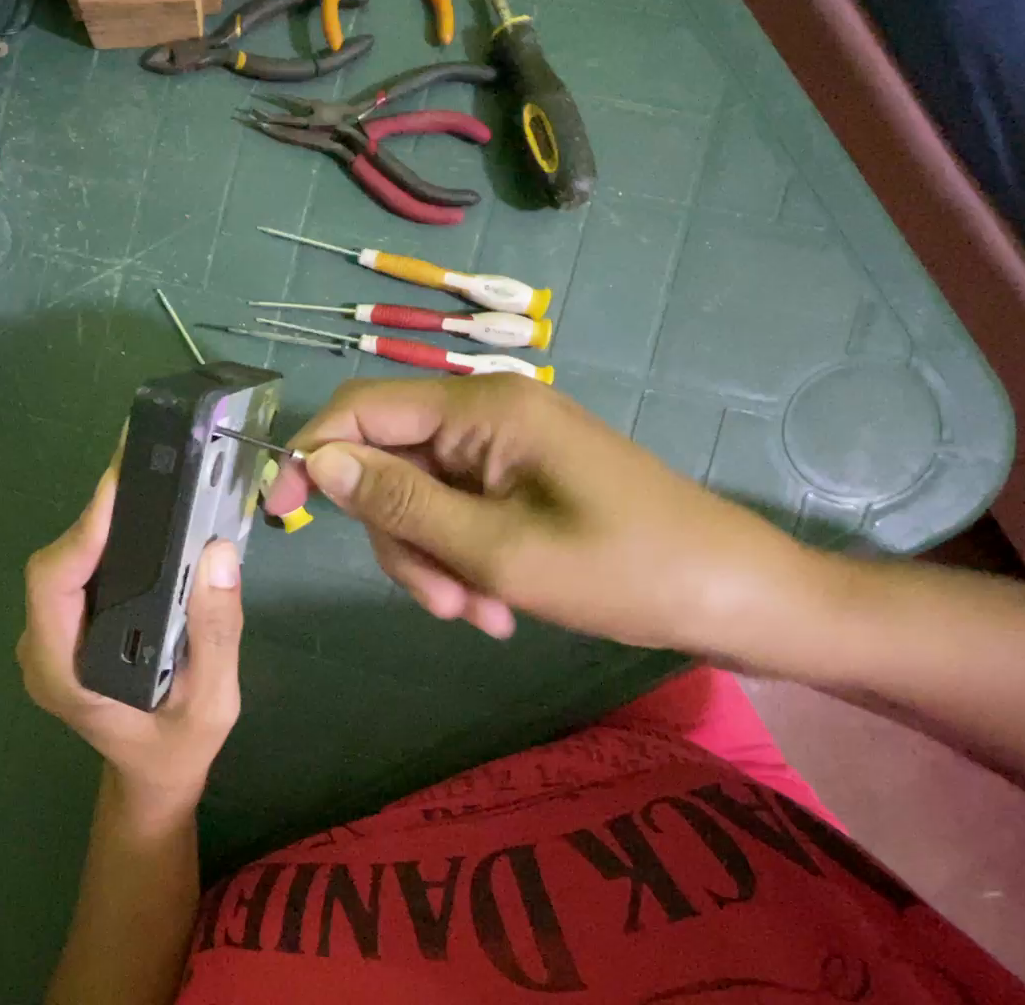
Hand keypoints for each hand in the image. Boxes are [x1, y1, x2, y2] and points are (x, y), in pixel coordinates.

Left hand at [19, 459, 244, 809]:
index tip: (119, 490)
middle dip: (97, 518)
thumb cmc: (177, 748)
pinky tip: (141, 523)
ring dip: (102, 525)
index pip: (54, 588)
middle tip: (145, 471)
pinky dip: (106, 543)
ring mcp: (48, 637)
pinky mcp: (64, 626)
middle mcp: (41, 650)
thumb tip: (215, 552)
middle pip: (56, 566)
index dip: (82, 535)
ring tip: (147, 485)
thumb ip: (214, 634)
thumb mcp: (213, 702)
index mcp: (63, 674)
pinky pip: (78, 573)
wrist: (152, 775)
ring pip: (65, 563)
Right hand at [263, 376, 808, 655]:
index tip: (284, 514)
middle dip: (398, 537)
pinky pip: (454, 511)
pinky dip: (458, 558)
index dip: (312, 455)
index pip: (360, 410)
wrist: (740, 600)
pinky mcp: (518, 478)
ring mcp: (503, 448)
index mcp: (482, 410)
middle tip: (439, 602)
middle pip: (387, 462)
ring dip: (430, 560)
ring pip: (417, 497)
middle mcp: (486, 415)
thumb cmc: (626, 572)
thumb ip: (399, 502)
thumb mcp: (496, 550)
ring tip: (481, 614)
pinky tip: (496, 604)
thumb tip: (320, 462)